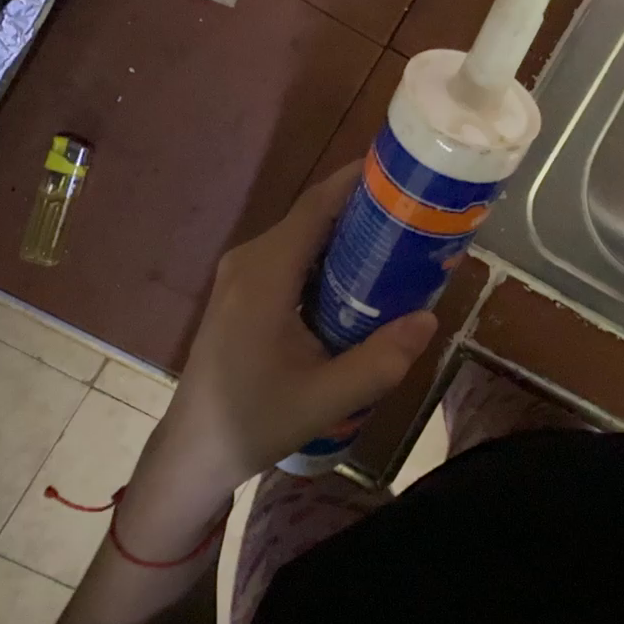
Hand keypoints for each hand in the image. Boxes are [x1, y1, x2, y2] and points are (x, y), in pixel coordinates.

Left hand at [156, 164, 438, 485]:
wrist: (193, 453)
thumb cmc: (253, 422)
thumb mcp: (325, 398)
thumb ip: (380, 360)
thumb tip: (430, 319)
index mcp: (264, 275)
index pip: (316, 206)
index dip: (358, 180)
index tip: (404, 170)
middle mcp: (250, 261)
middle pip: (314, 215)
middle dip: (366, 208)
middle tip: (420, 214)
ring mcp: (242, 273)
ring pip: (305, 234)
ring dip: (351, 232)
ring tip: (404, 239)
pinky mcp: (244, 289)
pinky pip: (294, 254)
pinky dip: (331, 253)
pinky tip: (364, 275)